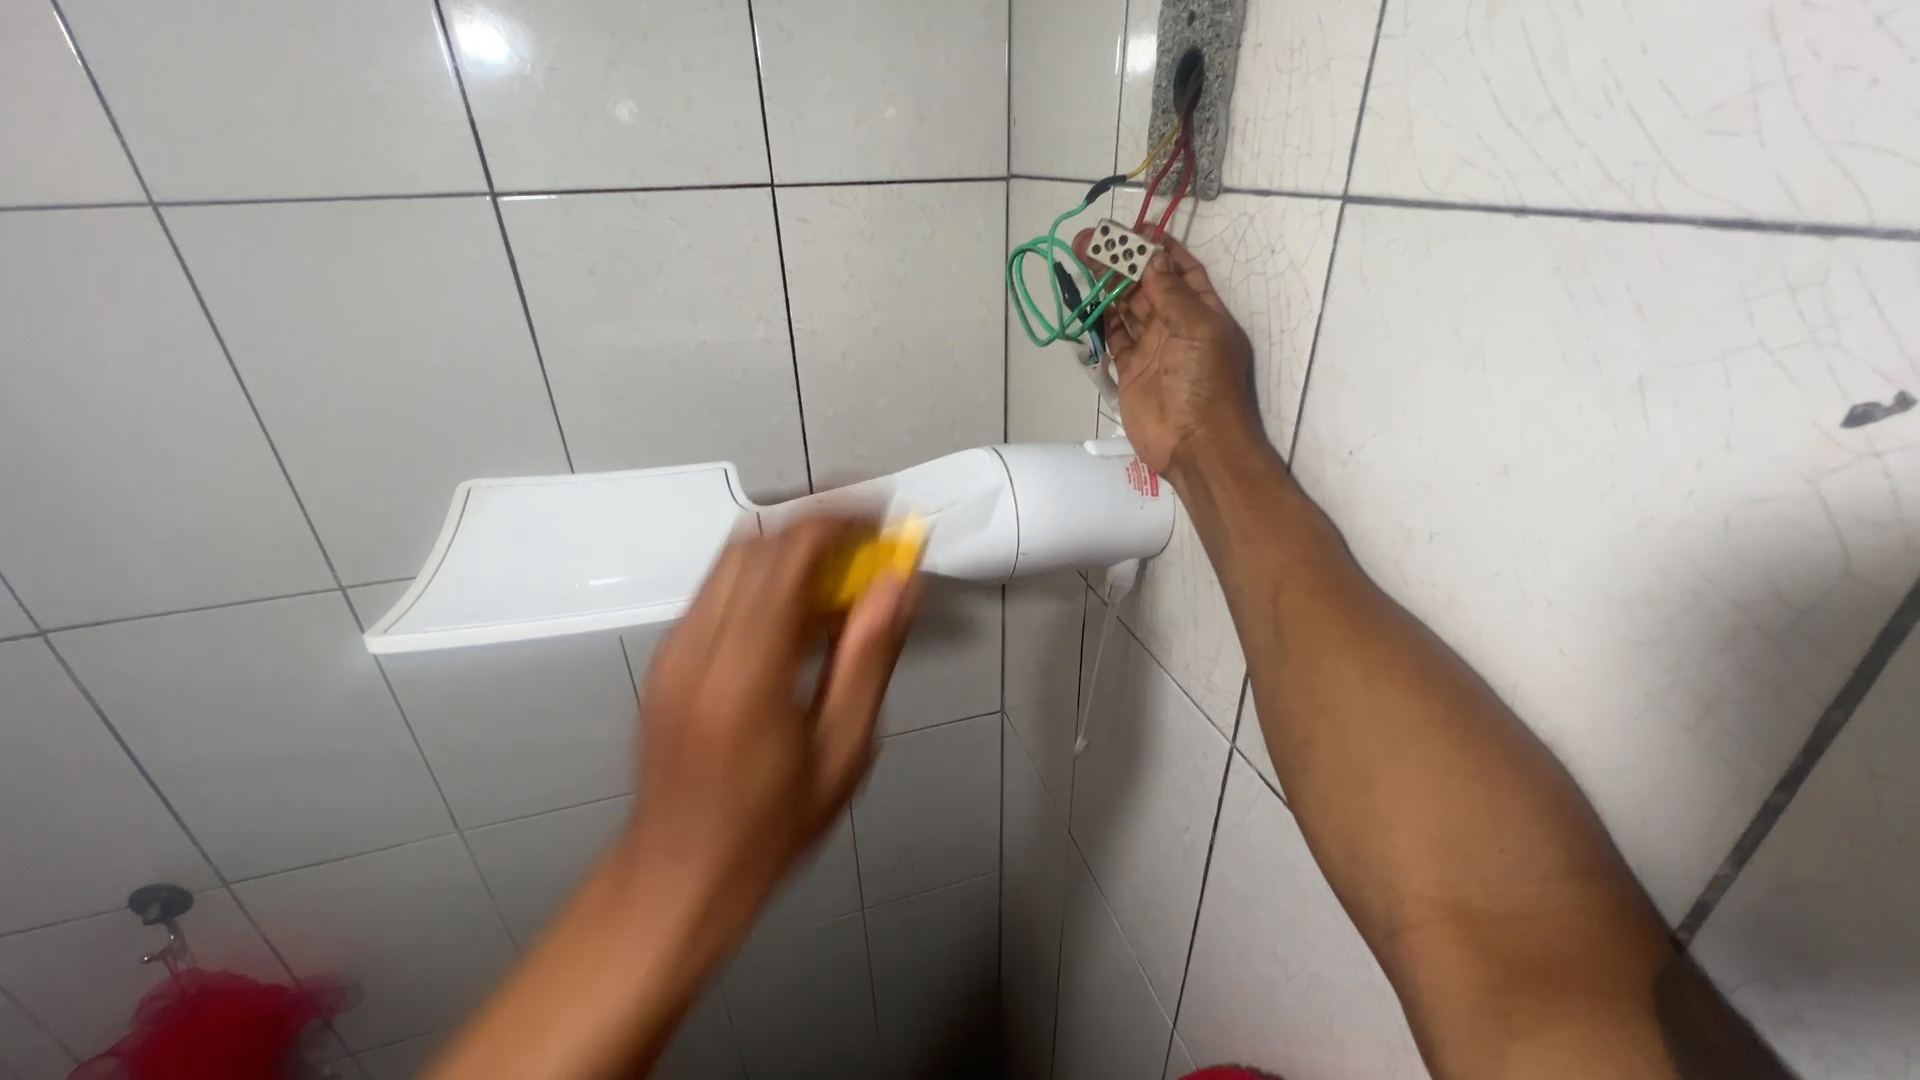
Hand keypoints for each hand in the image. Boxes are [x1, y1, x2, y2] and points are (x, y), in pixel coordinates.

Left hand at [629, 515, 923, 902]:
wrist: (678, 875)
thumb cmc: (772, 826)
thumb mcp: (842, 749)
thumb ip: (870, 657)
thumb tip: (900, 584)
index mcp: (746, 670)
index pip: (788, 554)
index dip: (841, 521)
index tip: (884, 522)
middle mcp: (698, 643)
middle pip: (755, 541)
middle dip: (816, 526)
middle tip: (869, 546)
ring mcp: (674, 648)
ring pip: (733, 560)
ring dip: (790, 550)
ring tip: (841, 578)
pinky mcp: (667, 658)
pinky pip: (719, 592)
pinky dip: (764, 581)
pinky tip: (799, 617)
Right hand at [1086, 237, 1264, 485]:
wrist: (1195, 444)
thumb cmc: (1206, 384)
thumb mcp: (1199, 330)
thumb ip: (1173, 294)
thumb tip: (1152, 260)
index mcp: (1202, 311)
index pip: (1179, 270)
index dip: (1157, 248)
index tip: (1133, 228)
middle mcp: (1176, 325)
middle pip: (1146, 285)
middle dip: (1121, 262)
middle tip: (1089, 240)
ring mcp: (1152, 348)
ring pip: (1126, 308)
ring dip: (1106, 285)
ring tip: (1080, 259)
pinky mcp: (1130, 371)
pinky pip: (1113, 337)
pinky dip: (1100, 319)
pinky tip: (1086, 298)